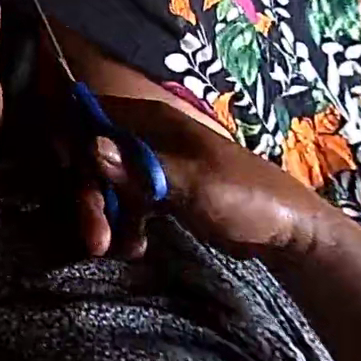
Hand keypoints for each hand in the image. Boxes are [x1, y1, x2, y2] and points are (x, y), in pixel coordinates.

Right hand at [91, 95, 344, 258]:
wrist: (290, 234)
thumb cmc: (245, 197)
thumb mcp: (193, 183)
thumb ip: (141, 166)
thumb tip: (90, 145)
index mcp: (153, 118)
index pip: (96, 113)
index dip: (75, 136)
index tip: (69, 172)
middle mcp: (146, 135)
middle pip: (97, 153)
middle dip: (90, 192)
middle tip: (93, 235)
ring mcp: (152, 163)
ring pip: (109, 180)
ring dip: (103, 212)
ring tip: (108, 248)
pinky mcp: (160, 191)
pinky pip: (126, 201)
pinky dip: (123, 223)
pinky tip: (133, 247)